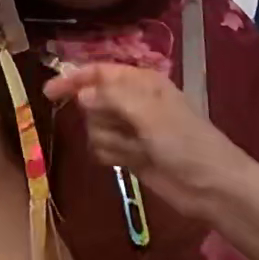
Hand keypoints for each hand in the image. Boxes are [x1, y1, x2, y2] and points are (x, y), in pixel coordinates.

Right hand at [45, 63, 245, 217]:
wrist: (210, 186)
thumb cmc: (184, 142)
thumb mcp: (149, 113)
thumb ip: (112, 98)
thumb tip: (81, 95)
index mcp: (142, 82)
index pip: (99, 73)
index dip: (74, 79)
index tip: (49, 92)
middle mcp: (134, 101)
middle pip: (93, 101)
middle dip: (98, 115)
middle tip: (123, 128)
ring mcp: (131, 129)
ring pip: (96, 127)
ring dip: (108, 139)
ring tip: (133, 149)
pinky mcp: (129, 154)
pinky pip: (103, 148)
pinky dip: (111, 155)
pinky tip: (128, 162)